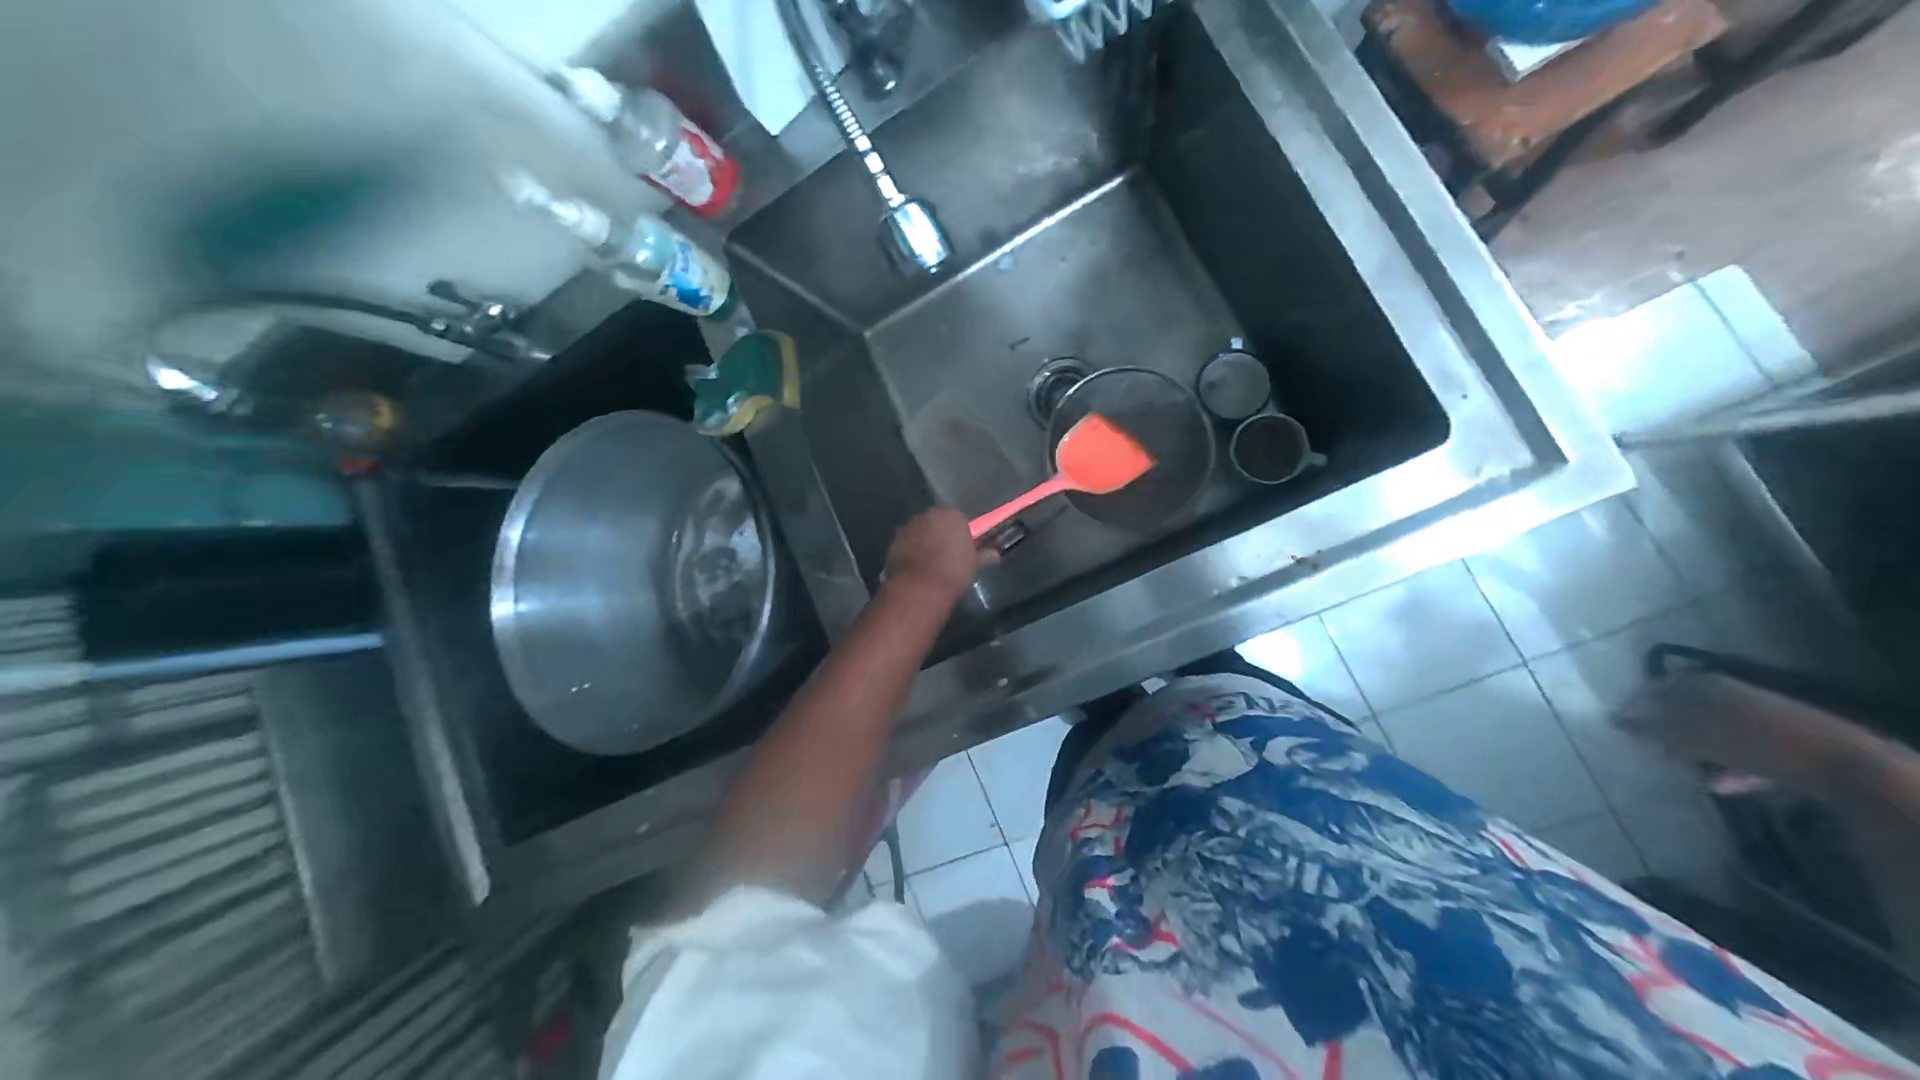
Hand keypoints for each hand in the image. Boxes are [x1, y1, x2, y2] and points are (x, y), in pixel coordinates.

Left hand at [883, 506, 979, 602]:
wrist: (920, 587)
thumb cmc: (953, 571)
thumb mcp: (974, 564)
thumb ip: (984, 556)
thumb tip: (995, 555)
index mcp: (950, 515)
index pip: (957, 518)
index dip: (959, 533)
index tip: (961, 548)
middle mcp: (927, 515)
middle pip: (935, 522)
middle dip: (939, 534)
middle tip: (945, 555)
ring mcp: (907, 527)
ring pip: (918, 532)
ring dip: (922, 542)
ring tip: (929, 564)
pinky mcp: (893, 542)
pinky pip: (906, 544)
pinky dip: (910, 552)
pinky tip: (915, 569)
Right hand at [1614, 672, 1880, 792]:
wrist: (1846, 767)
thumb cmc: (1756, 742)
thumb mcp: (1694, 734)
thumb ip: (1651, 726)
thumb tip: (1614, 718)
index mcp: (1707, 684)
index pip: (1657, 688)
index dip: (1636, 705)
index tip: (1621, 726)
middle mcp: (1732, 693)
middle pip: (1687, 710)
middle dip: (1668, 731)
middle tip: (1652, 750)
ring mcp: (1762, 717)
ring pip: (1716, 732)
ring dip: (1699, 751)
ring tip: (1686, 772)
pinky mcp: (1785, 741)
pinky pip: (1745, 750)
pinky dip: (1730, 765)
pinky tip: (1723, 784)